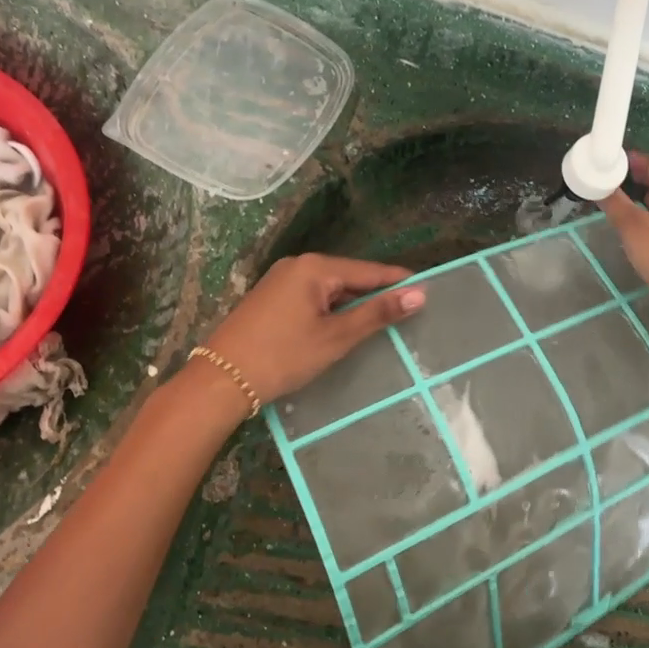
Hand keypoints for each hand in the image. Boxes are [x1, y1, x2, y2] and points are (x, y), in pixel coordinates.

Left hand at [197, 253, 425, 403]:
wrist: (220, 381)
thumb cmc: (283, 356)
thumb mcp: (337, 336)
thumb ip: (378, 313)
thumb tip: (420, 294)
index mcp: (315, 267)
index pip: (370, 271)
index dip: (399, 283)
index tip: (429, 293)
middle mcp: (298, 265)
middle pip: (350, 278)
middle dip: (376, 296)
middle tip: (408, 316)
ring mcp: (281, 281)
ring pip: (331, 290)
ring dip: (354, 307)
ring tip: (382, 326)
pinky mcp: (271, 299)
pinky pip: (313, 298)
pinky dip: (332, 312)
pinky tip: (344, 330)